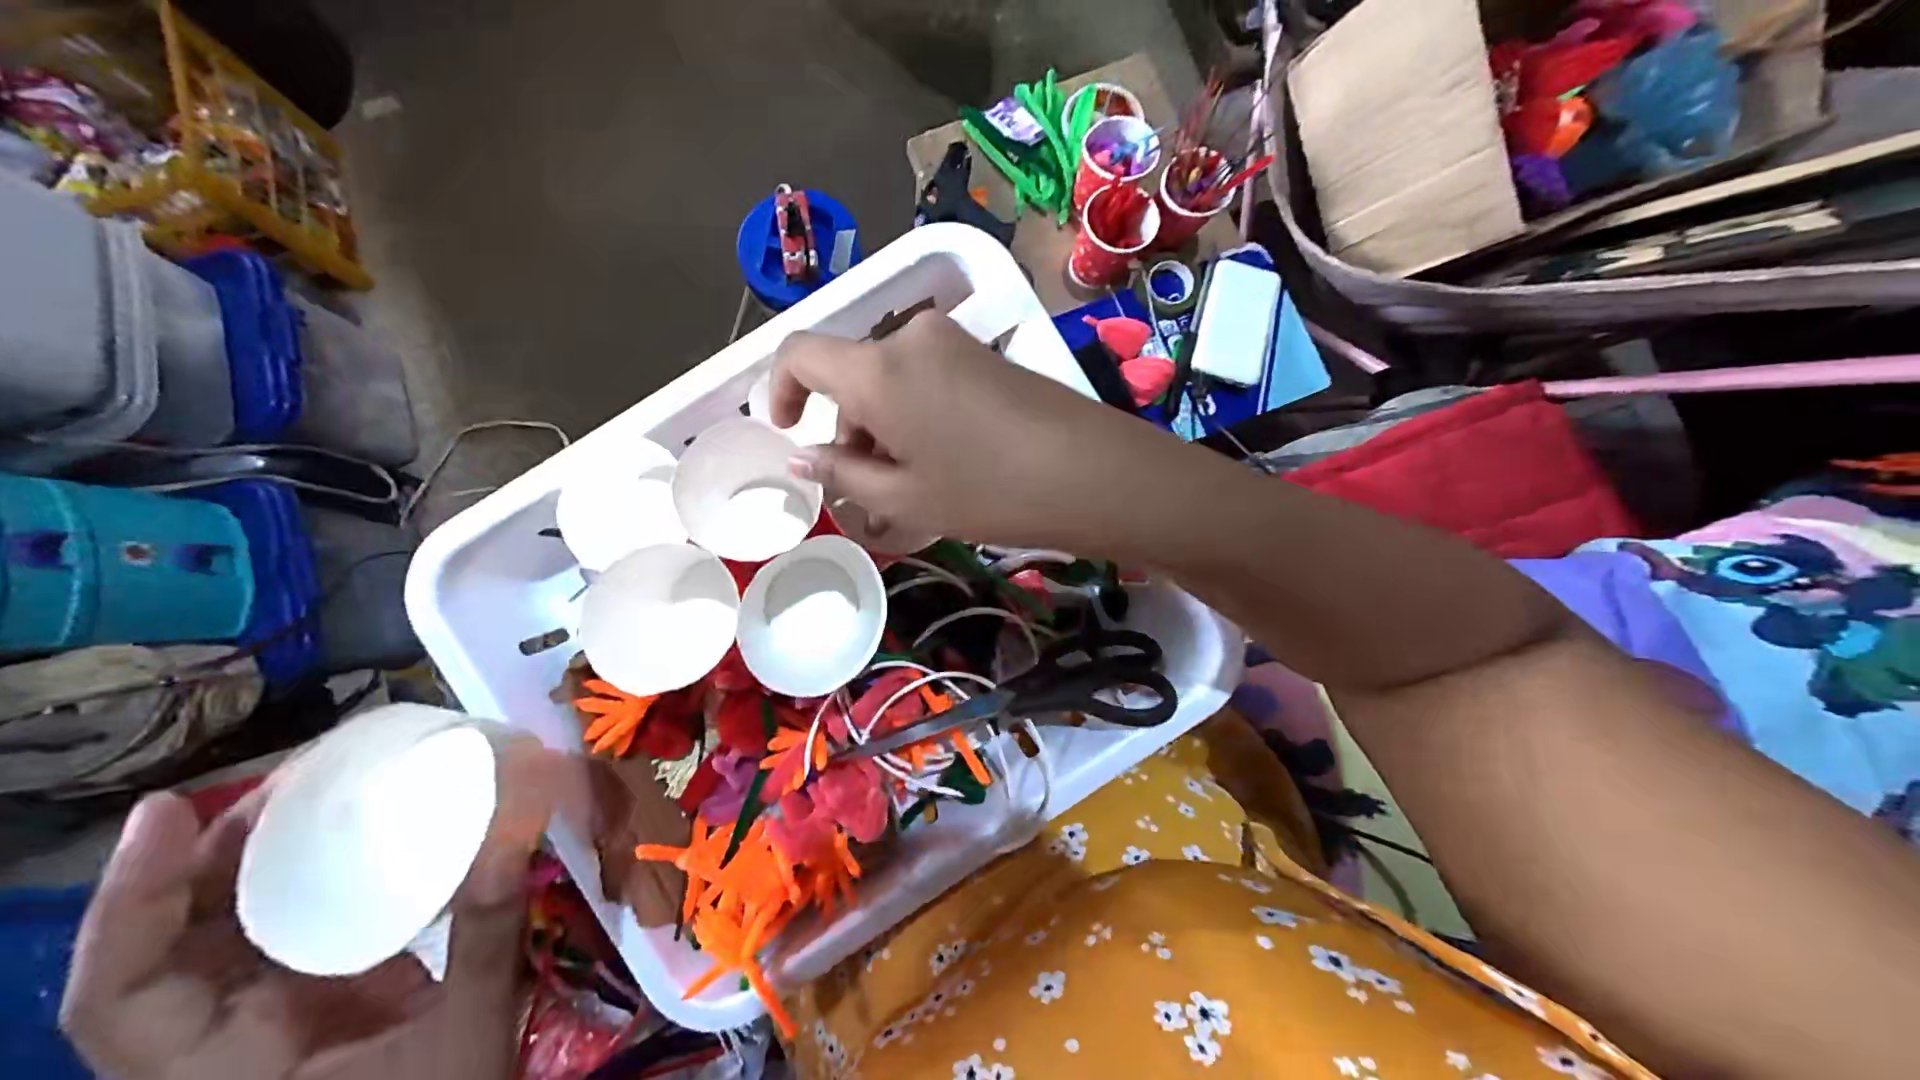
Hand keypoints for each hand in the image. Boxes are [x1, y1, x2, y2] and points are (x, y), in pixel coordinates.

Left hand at [61, 791, 529, 1079]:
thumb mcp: (466, 1038)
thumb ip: (486, 941)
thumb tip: (515, 838)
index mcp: (219, 1071)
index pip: (123, 993)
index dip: (131, 900)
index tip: (167, 811)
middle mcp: (216, 1046)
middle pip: (168, 947)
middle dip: (208, 857)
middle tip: (284, 783)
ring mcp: (262, 1025)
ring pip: (218, 939)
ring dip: (250, 865)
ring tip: (311, 796)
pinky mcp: (308, 1008)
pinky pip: (277, 938)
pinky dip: (298, 885)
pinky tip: (344, 844)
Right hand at [770, 311, 1232, 553]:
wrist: (1092, 472)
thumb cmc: (987, 491)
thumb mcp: (904, 497)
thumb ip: (842, 473)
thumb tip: (801, 456)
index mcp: (877, 368)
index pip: (800, 353)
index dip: (780, 390)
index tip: (788, 431)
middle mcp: (910, 337)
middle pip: (851, 373)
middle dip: (846, 426)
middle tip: (869, 485)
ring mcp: (953, 341)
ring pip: (890, 379)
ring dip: (883, 424)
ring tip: (912, 483)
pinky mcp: (985, 353)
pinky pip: (926, 377)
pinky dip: (916, 414)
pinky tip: (945, 460)